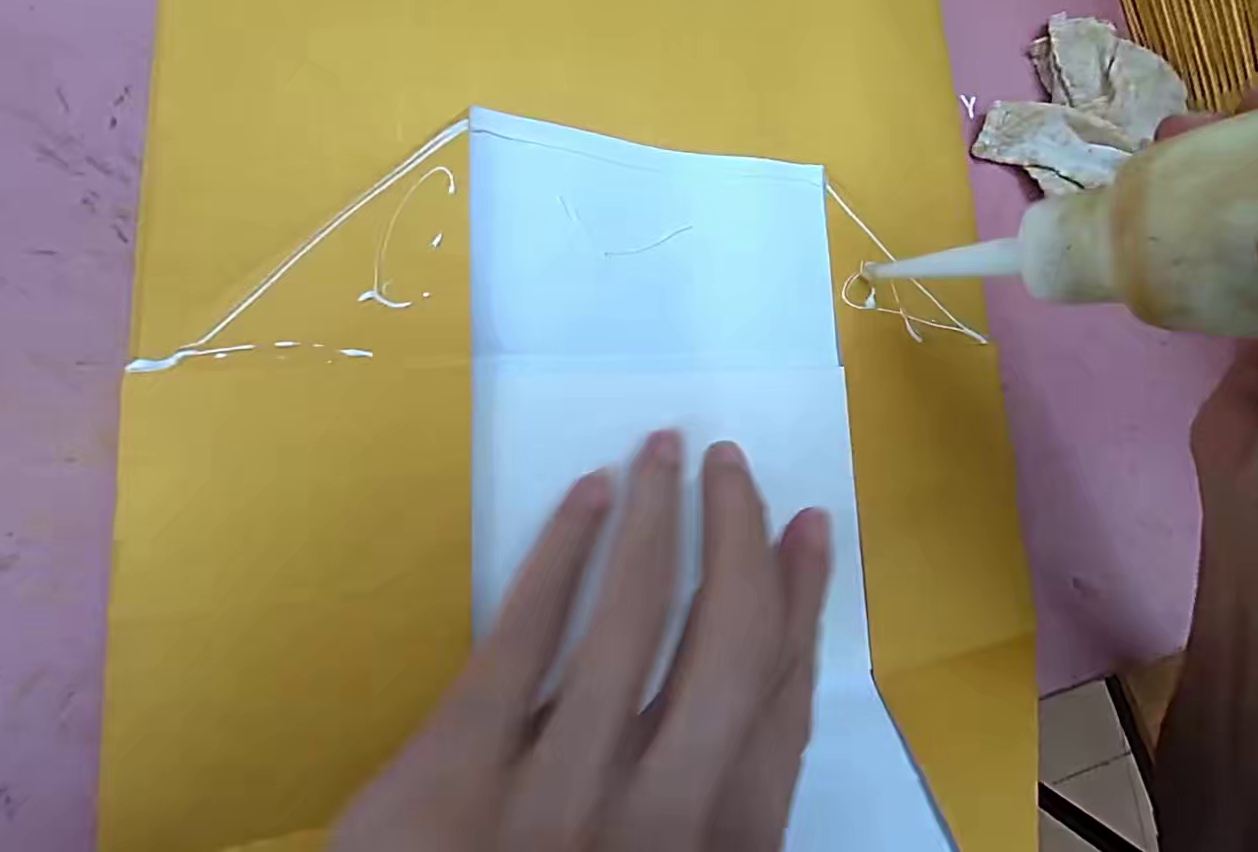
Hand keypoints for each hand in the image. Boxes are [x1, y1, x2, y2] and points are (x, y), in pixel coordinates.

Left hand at [331, 431, 831, 851]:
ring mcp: (554, 794)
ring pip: (634, 612)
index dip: (802, 597)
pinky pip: (526, 628)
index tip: (804, 524)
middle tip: (729, 460)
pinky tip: (591, 489)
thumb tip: (736, 658)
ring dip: (659, 509)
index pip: (780, 697)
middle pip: (727, 641)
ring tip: (665, 446)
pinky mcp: (452, 770)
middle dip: (738, 532)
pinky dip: (567, 544)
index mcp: (716, 848)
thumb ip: (699, 781)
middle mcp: (657, 822)